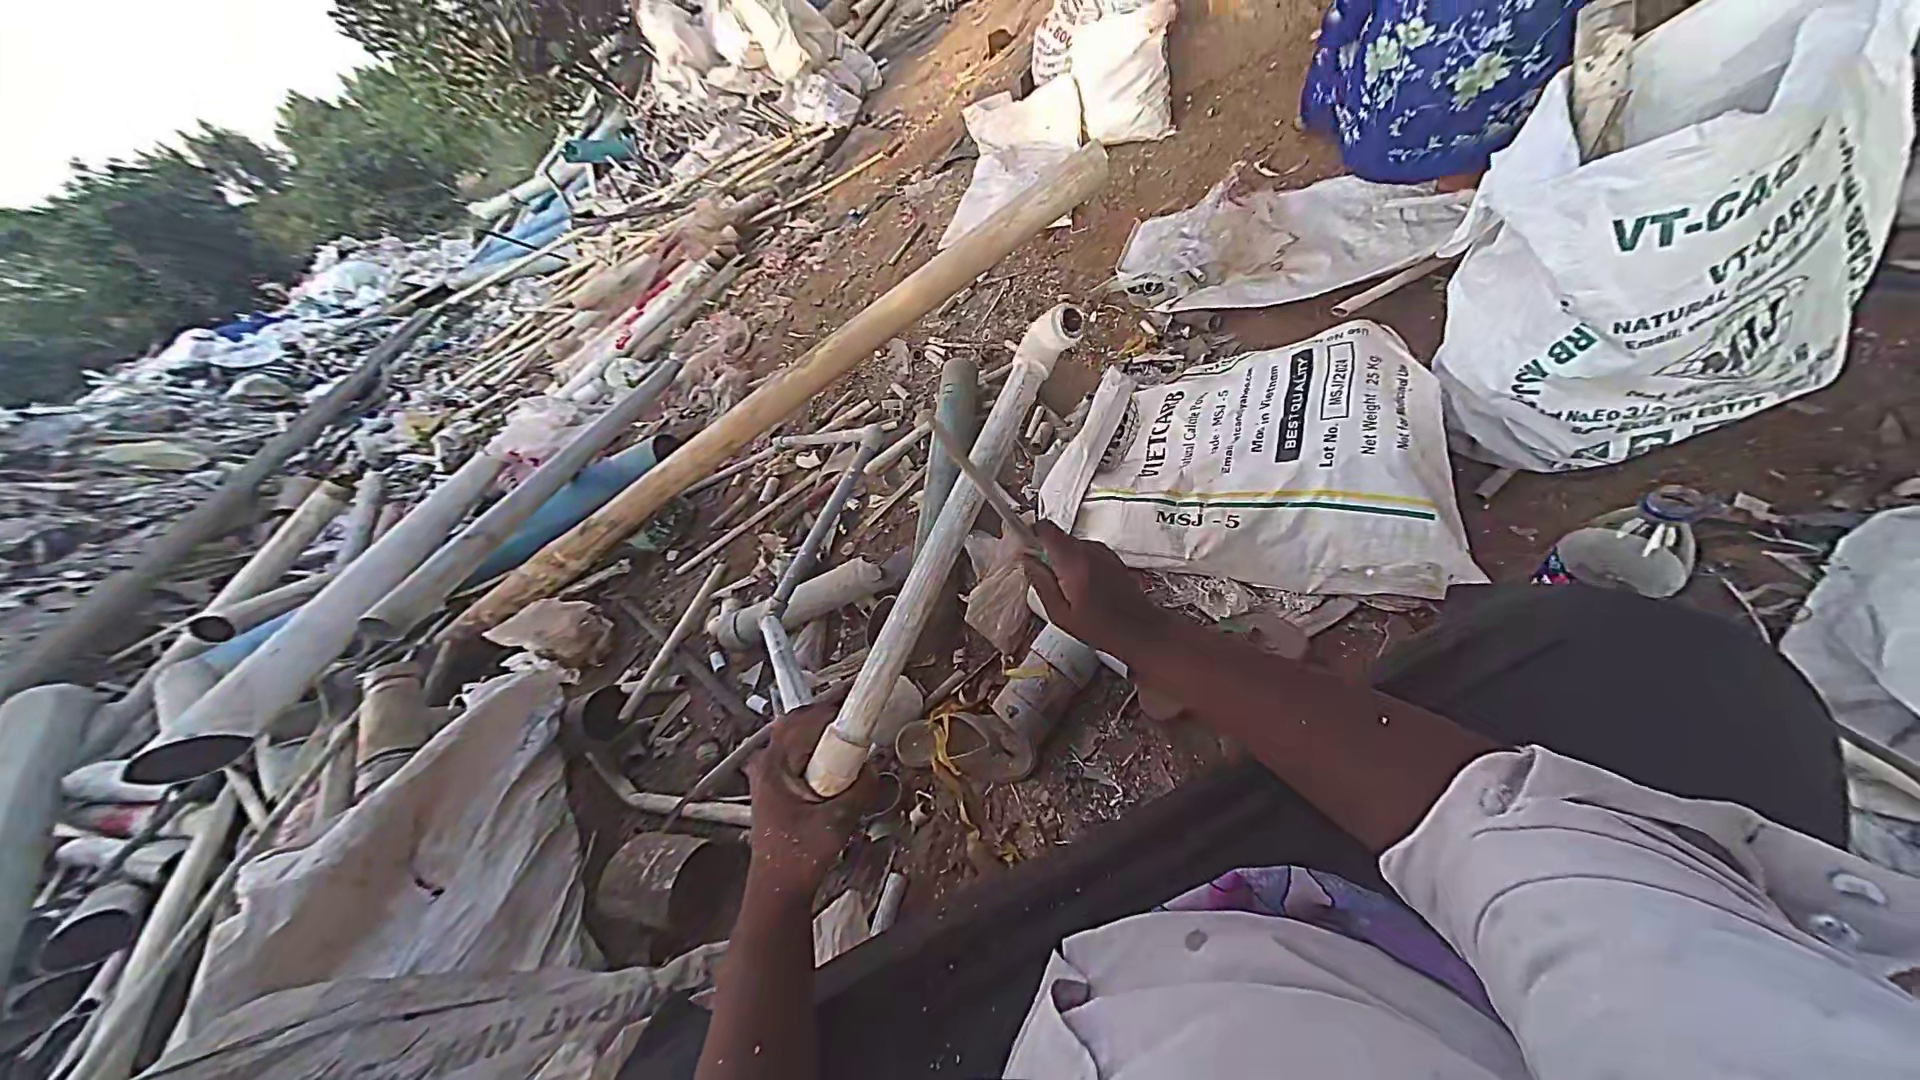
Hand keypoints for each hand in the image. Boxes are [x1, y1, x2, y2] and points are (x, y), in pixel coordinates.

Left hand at [744, 703, 876, 897]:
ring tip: (850, 741)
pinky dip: (821, 747)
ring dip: (825, 731)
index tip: (859, 709)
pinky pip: (801, 750)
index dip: (834, 711)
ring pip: (799, 733)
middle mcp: (768, 763)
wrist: (779, 891)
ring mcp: (771, 772)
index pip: (805, 720)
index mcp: (774, 767)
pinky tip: (838, 762)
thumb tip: (874, 766)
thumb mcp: (838, 822)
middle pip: (799, 719)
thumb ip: (861, 788)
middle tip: (857, 722)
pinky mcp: (779, 782)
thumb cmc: (797, 861)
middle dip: (830, 716)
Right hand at [1023, 521, 1171, 662]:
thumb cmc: (1100, 627)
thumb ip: (1040, 582)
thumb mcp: (1059, 613)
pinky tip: (1083, 589)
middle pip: (1058, 538)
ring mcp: (1103, 551)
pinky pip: (1085, 553)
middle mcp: (1090, 549)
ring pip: (1071, 546)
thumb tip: (1026, 561)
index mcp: (1074, 560)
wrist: (1140, 630)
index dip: (1031, 535)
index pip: (1045, 529)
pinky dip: (1078, 565)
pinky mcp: (1111, 557)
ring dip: (1063, 562)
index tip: (1026, 552)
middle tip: (1046, 581)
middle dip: (1047, 555)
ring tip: (1068, 591)